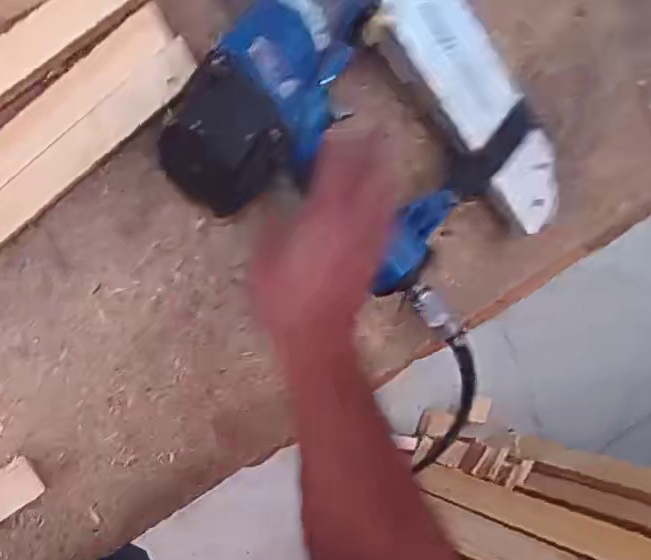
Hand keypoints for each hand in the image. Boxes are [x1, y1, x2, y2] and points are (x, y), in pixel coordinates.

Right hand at [249, 133, 397, 351]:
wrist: (317, 337)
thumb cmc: (287, 305)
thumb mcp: (263, 265)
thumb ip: (271, 230)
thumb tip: (275, 210)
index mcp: (321, 216)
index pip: (333, 166)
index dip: (334, 144)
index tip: (333, 132)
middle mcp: (351, 220)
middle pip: (368, 171)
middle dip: (369, 148)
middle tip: (370, 131)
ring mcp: (367, 238)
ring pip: (384, 192)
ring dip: (384, 170)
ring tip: (384, 157)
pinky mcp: (374, 256)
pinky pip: (387, 220)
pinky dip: (386, 204)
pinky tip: (386, 202)